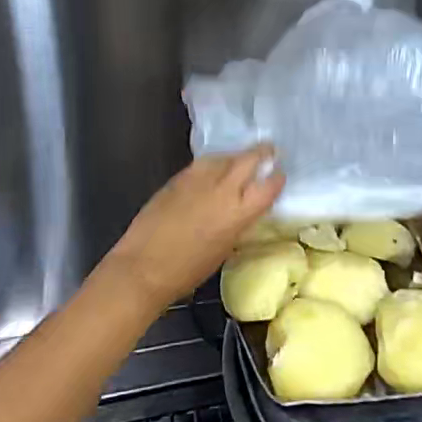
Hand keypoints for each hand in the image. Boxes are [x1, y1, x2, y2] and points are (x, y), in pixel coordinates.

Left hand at [102, 146, 284, 306]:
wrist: (143, 269)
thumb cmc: (188, 271)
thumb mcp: (226, 248)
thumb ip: (239, 222)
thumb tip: (245, 210)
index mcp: (240, 212)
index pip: (269, 185)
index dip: (277, 177)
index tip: (279, 175)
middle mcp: (223, 190)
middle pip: (250, 159)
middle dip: (262, 152)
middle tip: (269, 150)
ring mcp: (199, 180)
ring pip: (224, 156)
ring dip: (236, 156)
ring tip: (240, 158)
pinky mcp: (178, 179)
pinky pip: (202, 164)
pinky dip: (213, 164)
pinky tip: (213, 170)